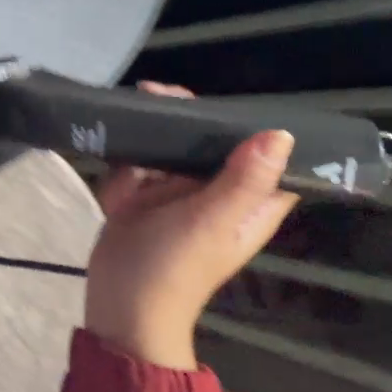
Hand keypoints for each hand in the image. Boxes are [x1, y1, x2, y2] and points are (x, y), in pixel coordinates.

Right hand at [84, 81, 298, 370]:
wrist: (120, 297)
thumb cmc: (173, 262)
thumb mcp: (210, 219)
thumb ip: (243, 178)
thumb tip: (278, 133)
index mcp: (248, 203)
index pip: (266, 155)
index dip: (249, 125)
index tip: (218, 100)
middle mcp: (216, 194)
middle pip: (210, 143)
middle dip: (183, 119)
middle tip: (151, 94)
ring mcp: (176, 195)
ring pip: (170, 148)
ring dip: (147, 138)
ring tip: (129, 126)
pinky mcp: (142, 196)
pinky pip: (137, 164)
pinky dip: (123, 164)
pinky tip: (113, 178)